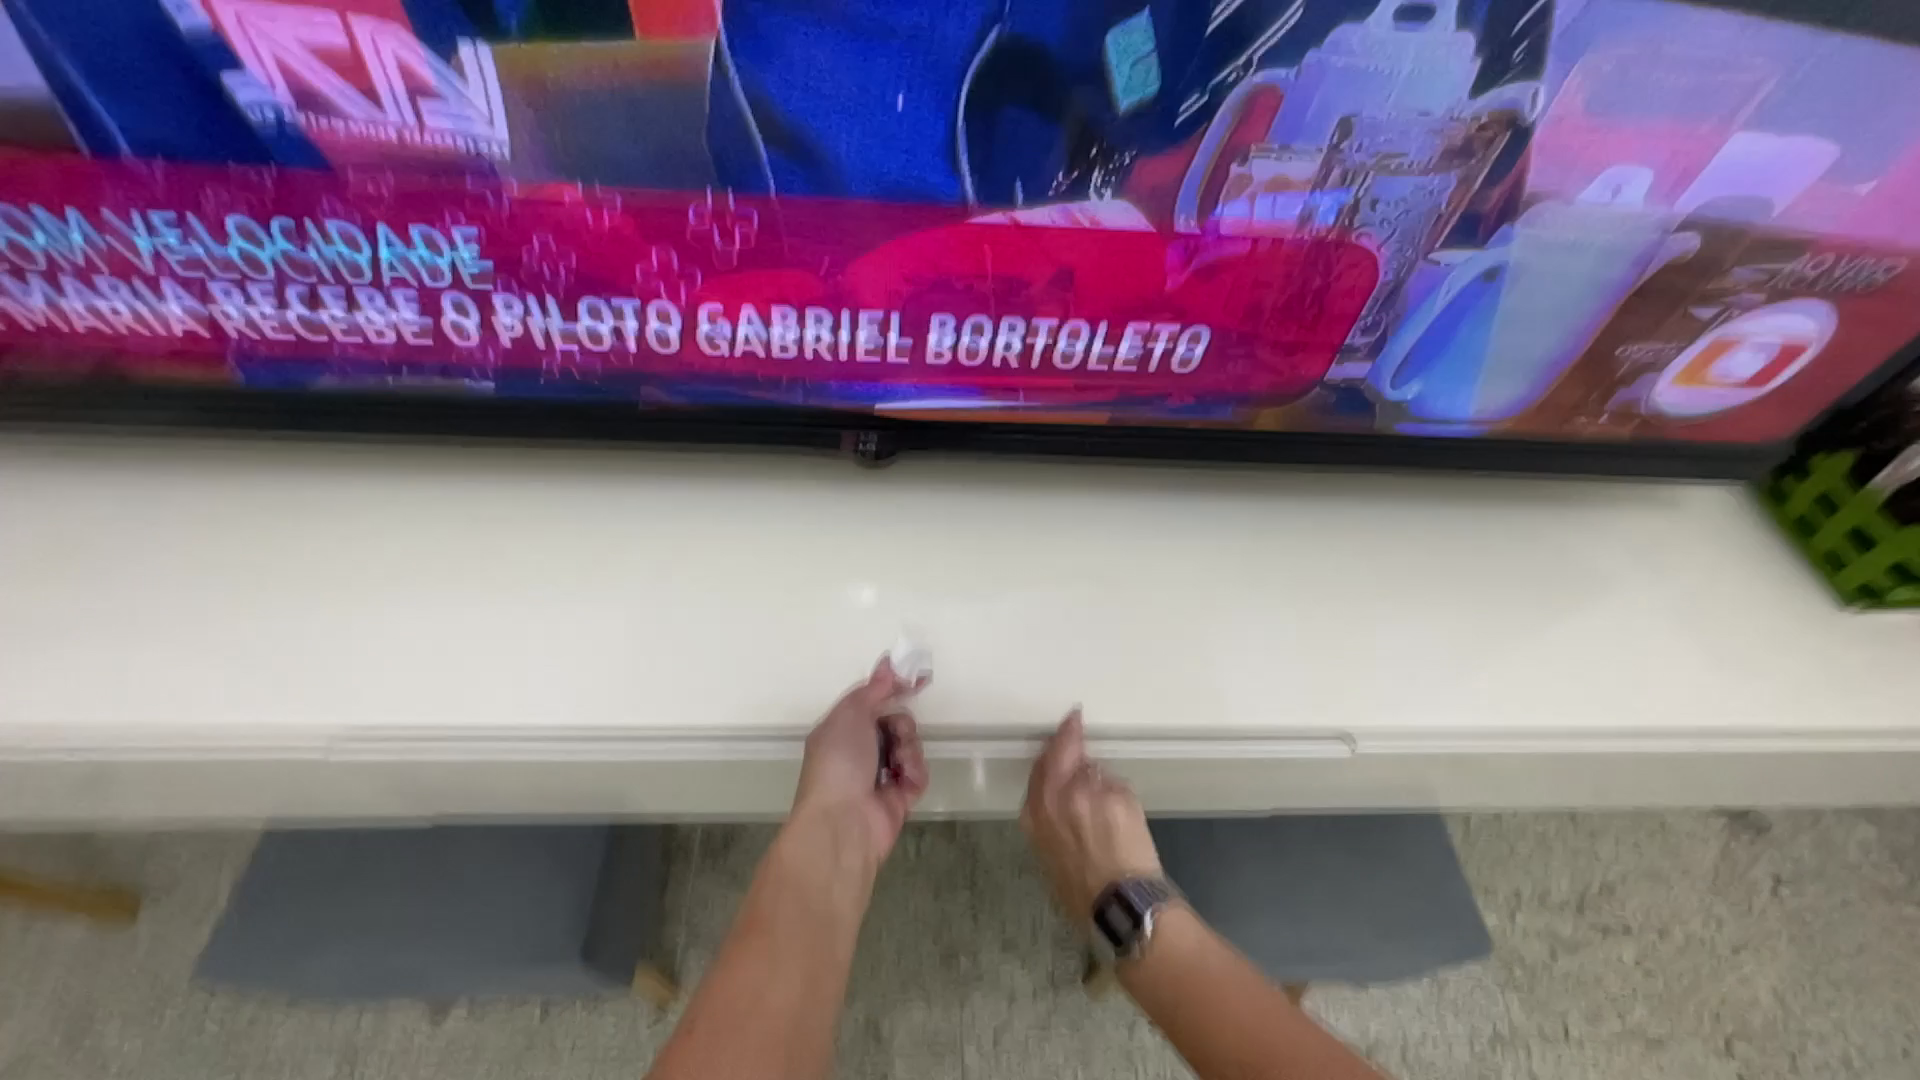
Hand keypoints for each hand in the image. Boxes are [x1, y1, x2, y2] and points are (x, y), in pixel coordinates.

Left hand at [789, 657, 929, 875]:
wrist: (843, 821)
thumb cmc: (839, 762)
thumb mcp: (850, 715)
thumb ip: (872, 689)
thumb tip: (887, 663)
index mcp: (842, 729)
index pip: (871, 700)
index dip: (894, 687)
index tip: (919, 677)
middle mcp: (860, 750)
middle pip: (895, 720)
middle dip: (901, 723)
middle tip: (895, 730)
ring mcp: (881, 774)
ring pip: (910, 744)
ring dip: (908, 748)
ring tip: (896, 763)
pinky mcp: (900, 795)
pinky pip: (918, 771)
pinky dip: (913, 772)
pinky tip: (902, 782)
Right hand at [1021, 709, 1162, 919]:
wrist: (1120, 905)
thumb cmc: (1081, 891)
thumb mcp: (1049, 854)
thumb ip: (1050, 818)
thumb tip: (1060, 798)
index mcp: (1036, 813)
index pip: (1040, 768)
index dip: (1049, 751)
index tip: (1058, 738)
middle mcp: (1058, 794)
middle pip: (1063, 750)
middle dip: (1069, 735)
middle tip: (1075, 720)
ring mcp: (1090, 790)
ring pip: (1094, 768)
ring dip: (1098, 778)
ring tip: (1107, 808)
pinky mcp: (1119, 792)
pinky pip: (1117, 784)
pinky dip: (1119, 795)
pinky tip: (1123, 820)